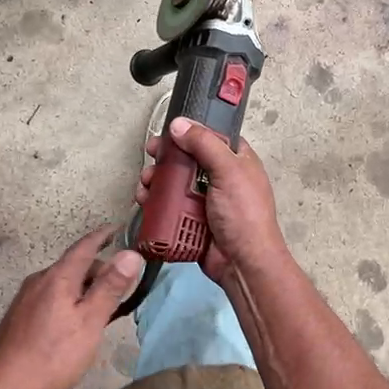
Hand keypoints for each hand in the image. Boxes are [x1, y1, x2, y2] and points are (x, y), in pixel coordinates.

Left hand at [0, 225, 144, 388]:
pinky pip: (50, 296)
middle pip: (73, 265)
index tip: (118, 228)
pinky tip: (72, 323)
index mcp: (58, 277)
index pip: (84, 246)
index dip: (102, 236)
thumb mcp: (90, 323)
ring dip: (82, 287)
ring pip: (61, 283)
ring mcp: (25, 299)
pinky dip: (68, 299)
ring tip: (100, 308)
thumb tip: (131, 253)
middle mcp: (39, 280)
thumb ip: (110, 288)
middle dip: (97, 270)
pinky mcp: (18, 317)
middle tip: (119, 287)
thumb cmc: (53, 356)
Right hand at [140, 117, 288, 283]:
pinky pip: (169, 205)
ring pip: (174, 182)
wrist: (243, 264)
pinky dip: (155, 201)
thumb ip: (205, 144)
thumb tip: (179, 124)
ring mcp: (204, 200)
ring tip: (145, 183)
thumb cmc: (243, 214)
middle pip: (187, 159)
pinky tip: (144, 200)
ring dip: (156, 179)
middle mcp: (219, 177)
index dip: (190, 131)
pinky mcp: (190, 219)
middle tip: (151, 155)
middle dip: (166, 157)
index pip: (210, 137)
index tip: (169, 131)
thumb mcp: (228, 171)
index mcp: (236, 160)